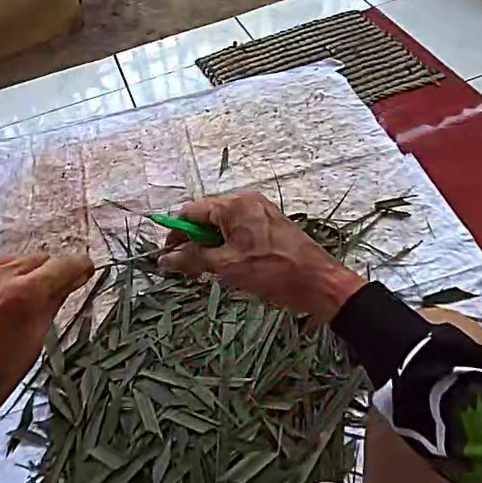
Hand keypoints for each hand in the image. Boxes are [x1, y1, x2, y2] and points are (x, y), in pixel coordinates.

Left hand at [0, 249, 93, 482]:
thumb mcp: (33, 346)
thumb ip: (52, 306)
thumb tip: (69, 283)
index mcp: (23, 295)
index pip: (65, 264)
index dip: (79, 268)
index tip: (84, 272)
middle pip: (38, 259)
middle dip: (49, 274)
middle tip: (52, 293)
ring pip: (10, 260)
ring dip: (21, 274)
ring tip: (19, 300)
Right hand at [159, 192, 365, 321]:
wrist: (318, 282)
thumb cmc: (271, 271)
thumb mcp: (226, 267)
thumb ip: (192, 259)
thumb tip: (163, 260)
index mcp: (234, 205)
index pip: (192, 211)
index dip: (176, 233)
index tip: (169, 256)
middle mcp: (247, 201)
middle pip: (207, 216)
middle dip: (195, 241)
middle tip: (190, 268)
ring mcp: (260, 211)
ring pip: (224, 225)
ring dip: (212, 245)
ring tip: (211, 271)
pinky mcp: (270, 224)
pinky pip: (240, 230)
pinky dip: (229, 245)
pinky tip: (231, 267)